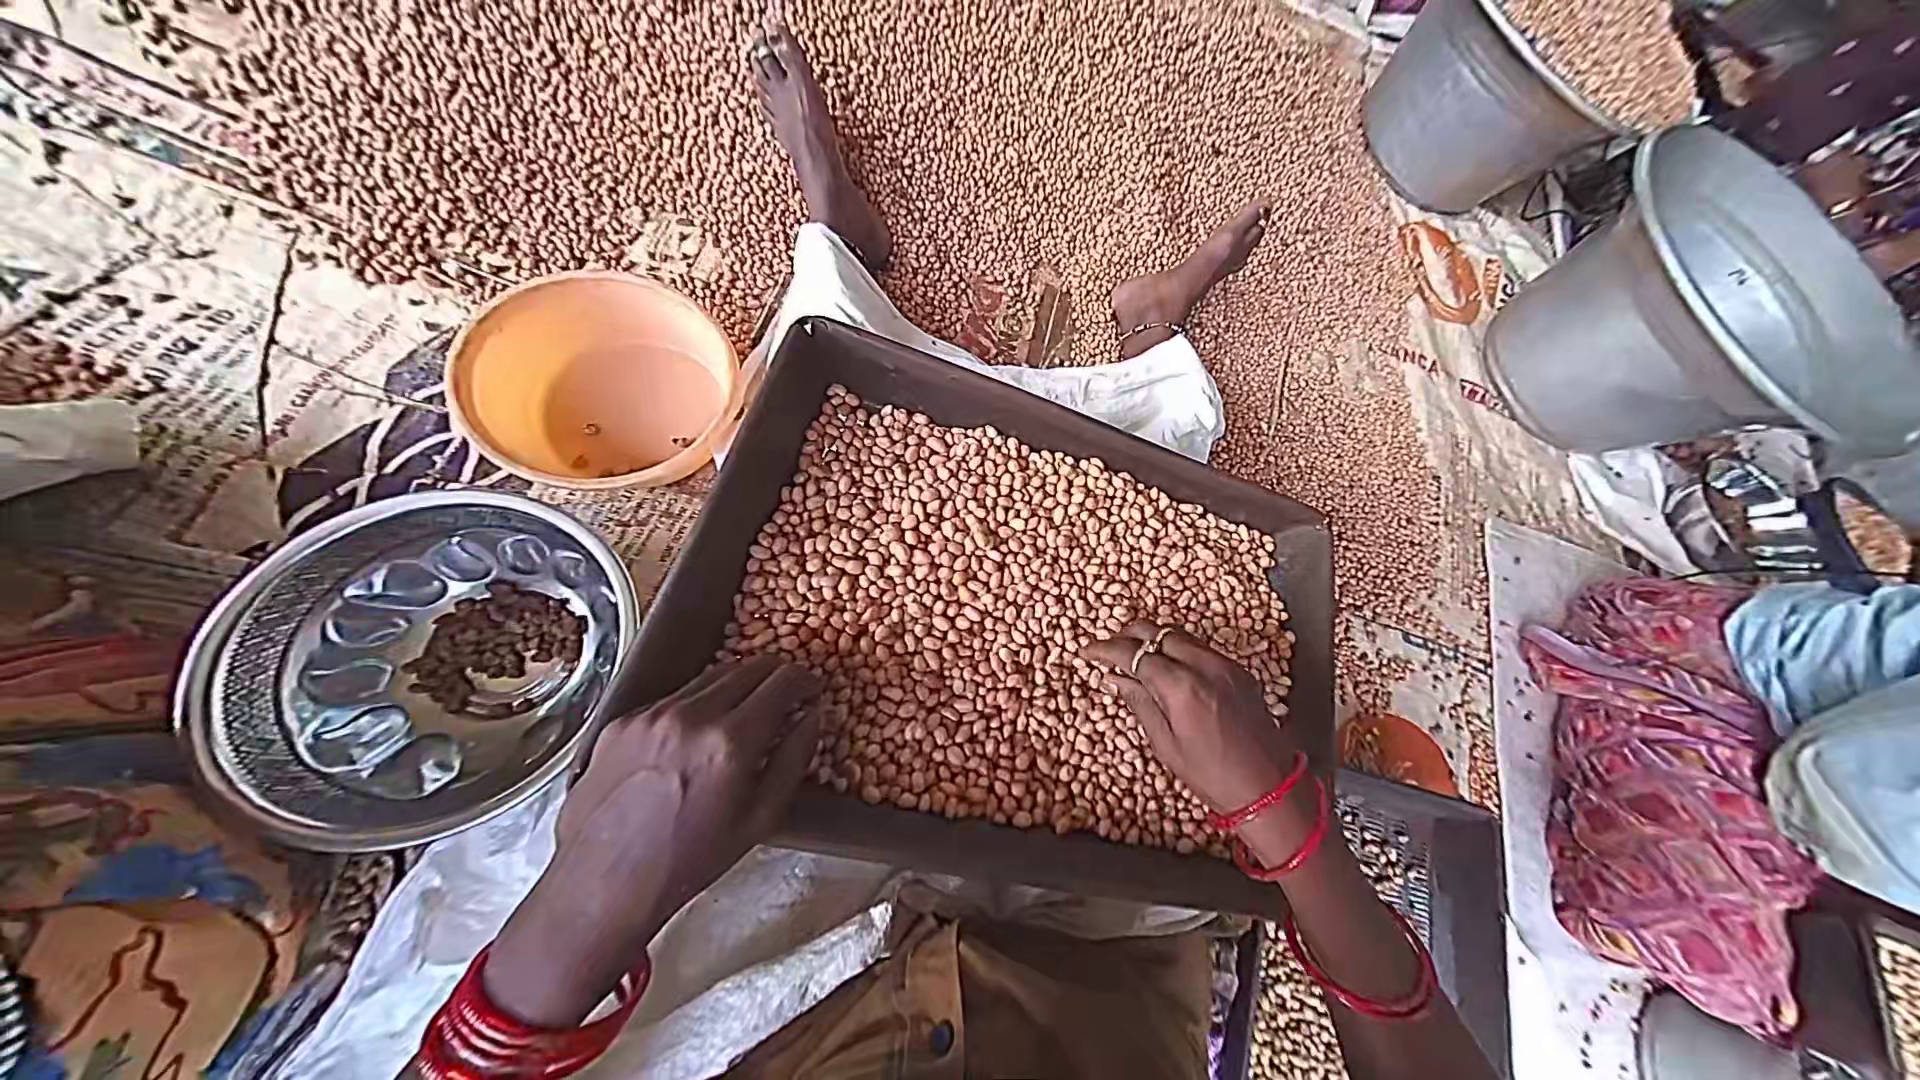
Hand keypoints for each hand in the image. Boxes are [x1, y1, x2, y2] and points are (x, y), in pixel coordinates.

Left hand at [484, 656, 822, 1025]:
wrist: (601, 886)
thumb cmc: (688, 860)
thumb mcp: (761, 817)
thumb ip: (794, 757)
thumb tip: (814, 715)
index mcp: (730, 742)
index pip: (783, 682)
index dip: (805, 680)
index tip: (812, 688)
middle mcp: (690, 716)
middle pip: (749, 667)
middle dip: (776, 674)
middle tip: (786, 692)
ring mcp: (651, 715)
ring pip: (711, 675)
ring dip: (738, 684)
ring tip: (744, 710)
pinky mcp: (621, 721)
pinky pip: (673, 697)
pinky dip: (697, 703)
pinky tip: (697, 732)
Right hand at [1081, 624, 1304, 815]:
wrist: (1269, 788)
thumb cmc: (1212, 775)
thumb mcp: (1165, 743)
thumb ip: (1140, 702)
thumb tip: (1115, 678)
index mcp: (1182, 688)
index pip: (1134, 653)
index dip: (1106, 649)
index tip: (1088, 651)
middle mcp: (1205, 668)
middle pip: (1157, 631)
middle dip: (1128, 635)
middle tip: (1109, 649)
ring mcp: (1226, 666)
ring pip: (1179, 635)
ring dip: (1153, 638)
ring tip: (1134, 654)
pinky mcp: (1239, 671)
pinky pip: (1200, 647)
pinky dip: (1177, 648)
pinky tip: (1165, 665)